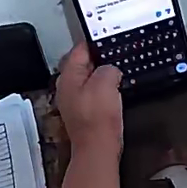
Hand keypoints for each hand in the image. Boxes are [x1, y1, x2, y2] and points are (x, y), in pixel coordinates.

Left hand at [54, 44, 122, 158]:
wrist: (97, 149)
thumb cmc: (98, 118)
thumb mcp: (106, 82)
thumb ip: (108, 68)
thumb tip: (112, 70)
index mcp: (68, 76)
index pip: (79, 49)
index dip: (95, 42)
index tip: (108, 38)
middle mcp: (67, 88)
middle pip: (83, 65)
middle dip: (99, 60)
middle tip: (117, 55)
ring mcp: (75, 103)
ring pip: (89, 81)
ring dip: (103, 77)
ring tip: (119, 72)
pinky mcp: (84, 115)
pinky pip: (95, 96)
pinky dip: (105, 92)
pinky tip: (116, 93)